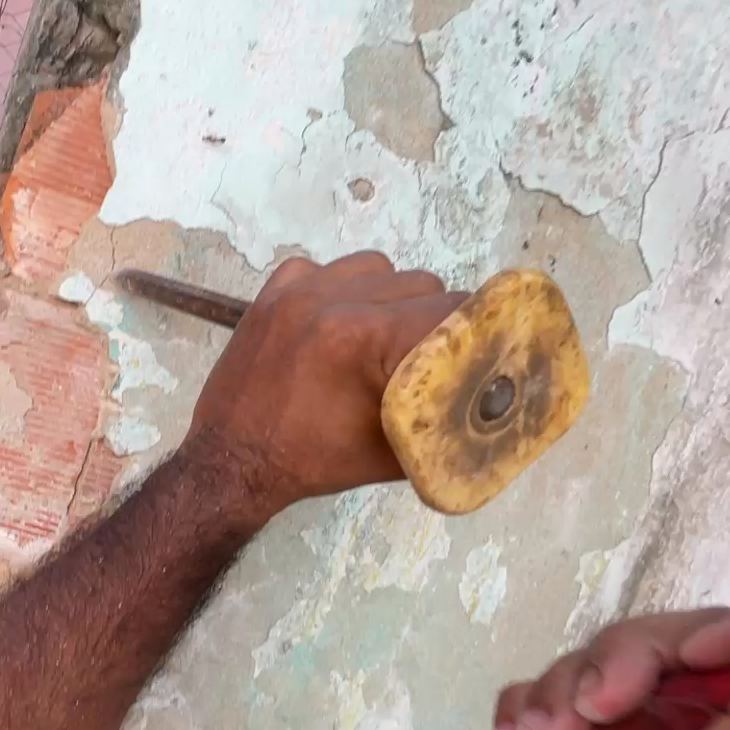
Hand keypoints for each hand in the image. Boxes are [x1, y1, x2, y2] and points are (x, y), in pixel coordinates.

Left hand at [183, 251, 464, 522]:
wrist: (232, 459)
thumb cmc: (313, 461)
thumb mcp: (396, 447)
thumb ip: (448, 413)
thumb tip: (497, 394)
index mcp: (363, 337)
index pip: (453, 310)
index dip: (479, 331)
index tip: (480, 350)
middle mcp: (329, 302)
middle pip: (420, 284)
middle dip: (434, 318)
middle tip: (428, 352)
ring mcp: (293, 294)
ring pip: (375, 268)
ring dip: (388, 296)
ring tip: (379, 335)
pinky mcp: (267, 296)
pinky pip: (322, 268)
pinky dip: (338, 287)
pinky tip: (336, 319)